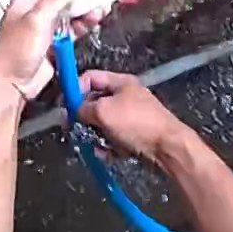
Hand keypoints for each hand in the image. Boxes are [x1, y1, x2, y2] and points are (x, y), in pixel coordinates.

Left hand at [0, 0, 103, 101]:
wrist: (9, 85)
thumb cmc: (13, 52)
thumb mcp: (36, 19)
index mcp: (24, 0)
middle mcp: (35, 12)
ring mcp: (45, 28)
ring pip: (69, 12)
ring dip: (85, 7)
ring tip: (101, 3)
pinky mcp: (54, 45)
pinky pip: (73, 29)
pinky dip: (84, 23)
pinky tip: (95, 19)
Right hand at [76, 71, 193, 164]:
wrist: (168, 148)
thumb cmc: (135, 123)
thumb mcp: (103, 111)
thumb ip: (83, 108)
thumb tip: (73, 112)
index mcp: (120, 82)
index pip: (90, 77)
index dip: (75, 88)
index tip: (64, 105)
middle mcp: (126, 96)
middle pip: (95, 101)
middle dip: (83, 115)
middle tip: (73, 127)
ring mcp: (131, 117)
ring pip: (103, 122)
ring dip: (95, 133)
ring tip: (95, 142)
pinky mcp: (134, 135)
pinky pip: (113, 138)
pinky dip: (107, 145)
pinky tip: (107, 153)